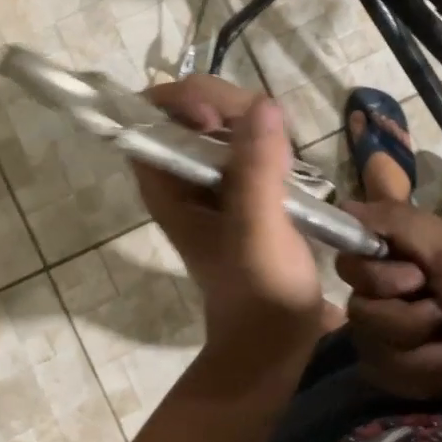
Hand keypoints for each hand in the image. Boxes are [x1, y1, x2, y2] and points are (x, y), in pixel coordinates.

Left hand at [137, 76, 324, 357]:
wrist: (275, 339)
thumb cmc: (258, 291)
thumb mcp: (256, 229)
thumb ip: (255, 168)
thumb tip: (264, 105)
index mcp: (165, 183)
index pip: (150, 113)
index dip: (180, 102)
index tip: (218, 120)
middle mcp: (182, 174)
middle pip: (192, 106)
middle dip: (229, 106)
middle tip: (268, 133)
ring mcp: (213, 179)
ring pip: (224, 119)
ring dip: (256, 122)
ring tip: (285, 156)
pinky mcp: (244, 185)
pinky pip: (250, 140)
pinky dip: (271, 139)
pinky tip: (291, 164)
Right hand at [338, 201, 441, 399]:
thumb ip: (395, 221)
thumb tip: (343, 203)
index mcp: (405, 251)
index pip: (349, 260)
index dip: (374, 276)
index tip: (413, 279)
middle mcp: (397, 288)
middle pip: (357, 310)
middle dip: (404, 321)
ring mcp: (406, 331)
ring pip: (371, 348)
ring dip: (420, 354)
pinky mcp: (415, 368)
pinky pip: (388, 377)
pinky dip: (425, 377)